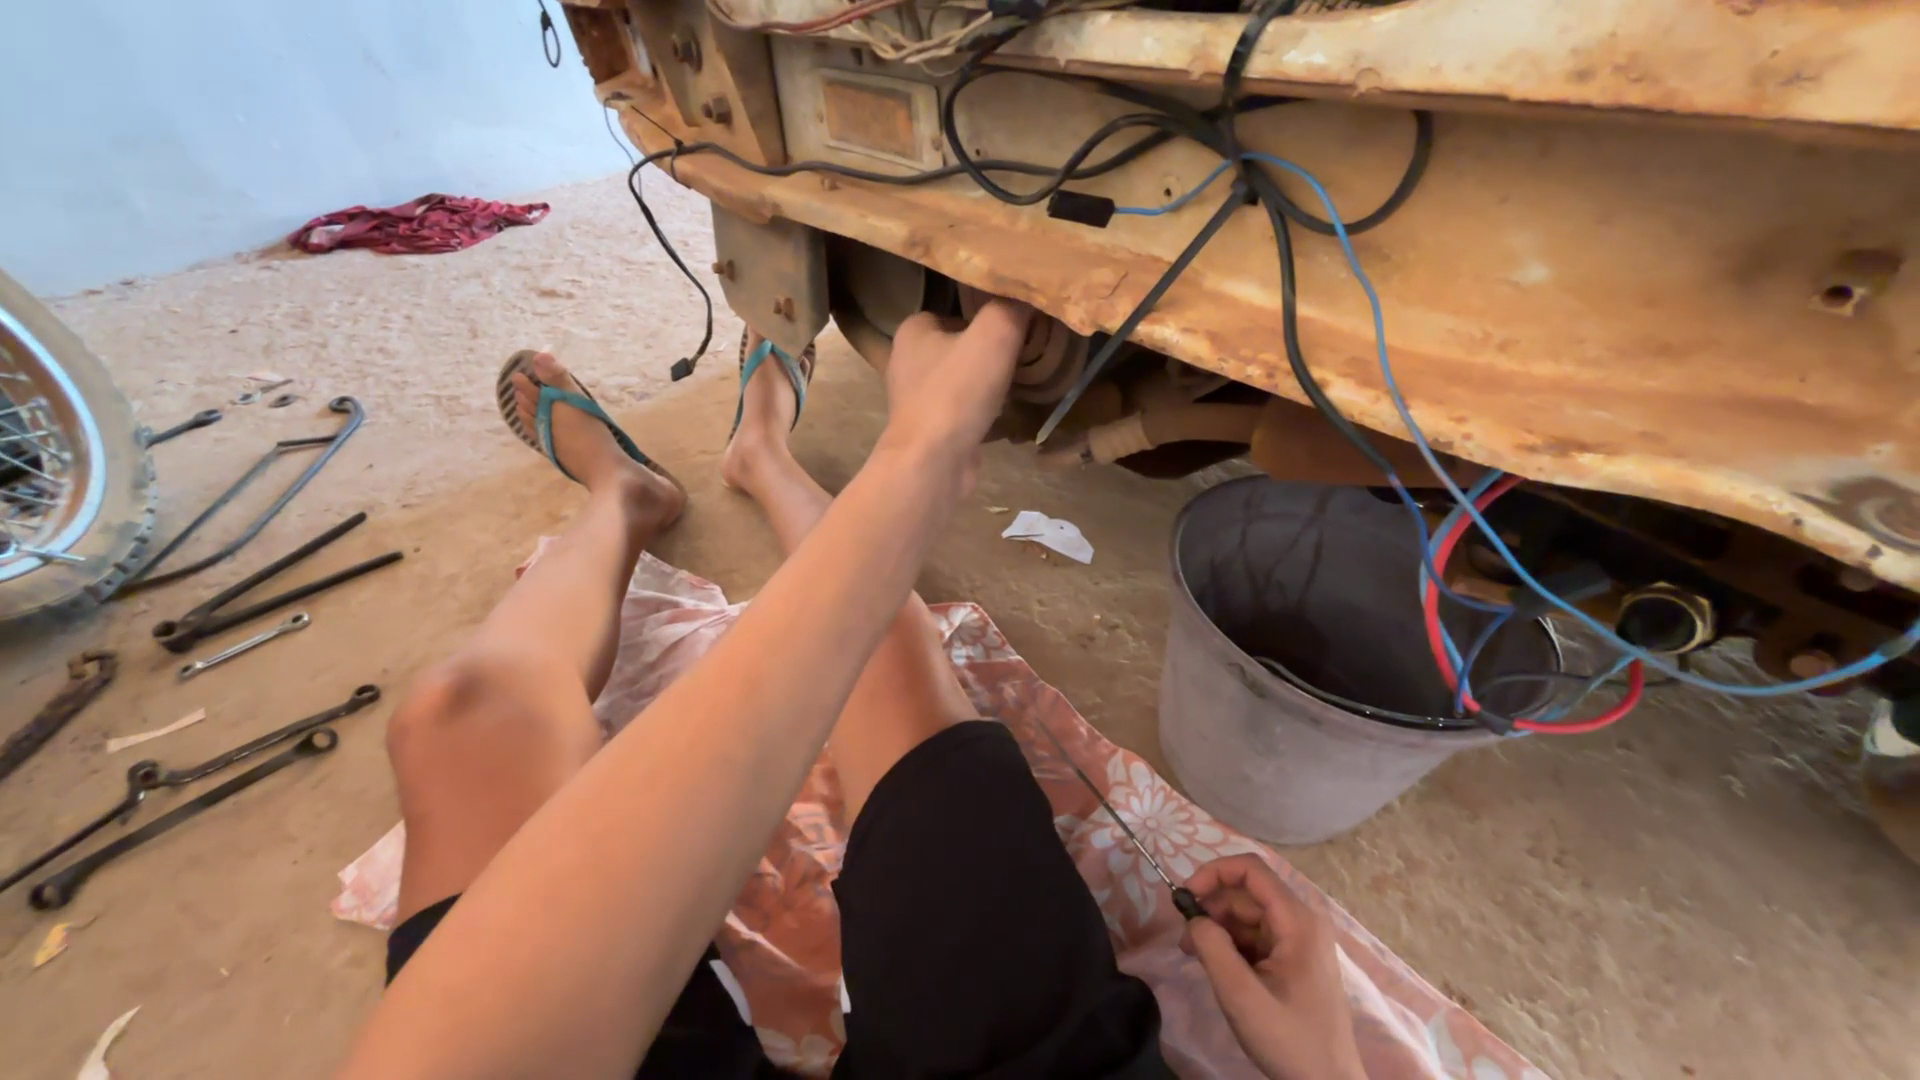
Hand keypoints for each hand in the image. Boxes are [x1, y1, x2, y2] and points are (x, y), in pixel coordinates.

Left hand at [877, 301, 1030, 468]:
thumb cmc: (957, 391)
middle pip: (960, 344)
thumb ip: (1011, 307)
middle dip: (989, 349)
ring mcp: (917, 398)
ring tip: (1018, 379)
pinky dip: (982, 408)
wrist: (933, 462)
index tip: (1015, 321)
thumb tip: (1029, 294)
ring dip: (987, 381)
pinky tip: (1004, 410)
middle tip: (1023, 350)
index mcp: (913, 330)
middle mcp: (908, 361)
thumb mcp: (994, 334)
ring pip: (962, 378)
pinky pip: (963, 408)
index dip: (986, 312)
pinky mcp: (930, 428)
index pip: (955, 309)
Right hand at [1183, 855, 1365, 1079]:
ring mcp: (1300, 942)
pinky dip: (1231, 944)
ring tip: (1195, 956)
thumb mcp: (1242, 996)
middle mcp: (1302, 923)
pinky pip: (1255, 936)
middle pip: (1246, 893)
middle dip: (1211, 907)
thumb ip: (1212, 947)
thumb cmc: (1290, 1042)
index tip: (1184, 897)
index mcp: (1298, 922)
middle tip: (1184, 939)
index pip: (1251, 869)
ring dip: (1217, 927)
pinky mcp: (1294, 961)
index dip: (1213, 873)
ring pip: (1248, 914)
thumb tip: (1194, 918)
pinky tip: (1217, 967)